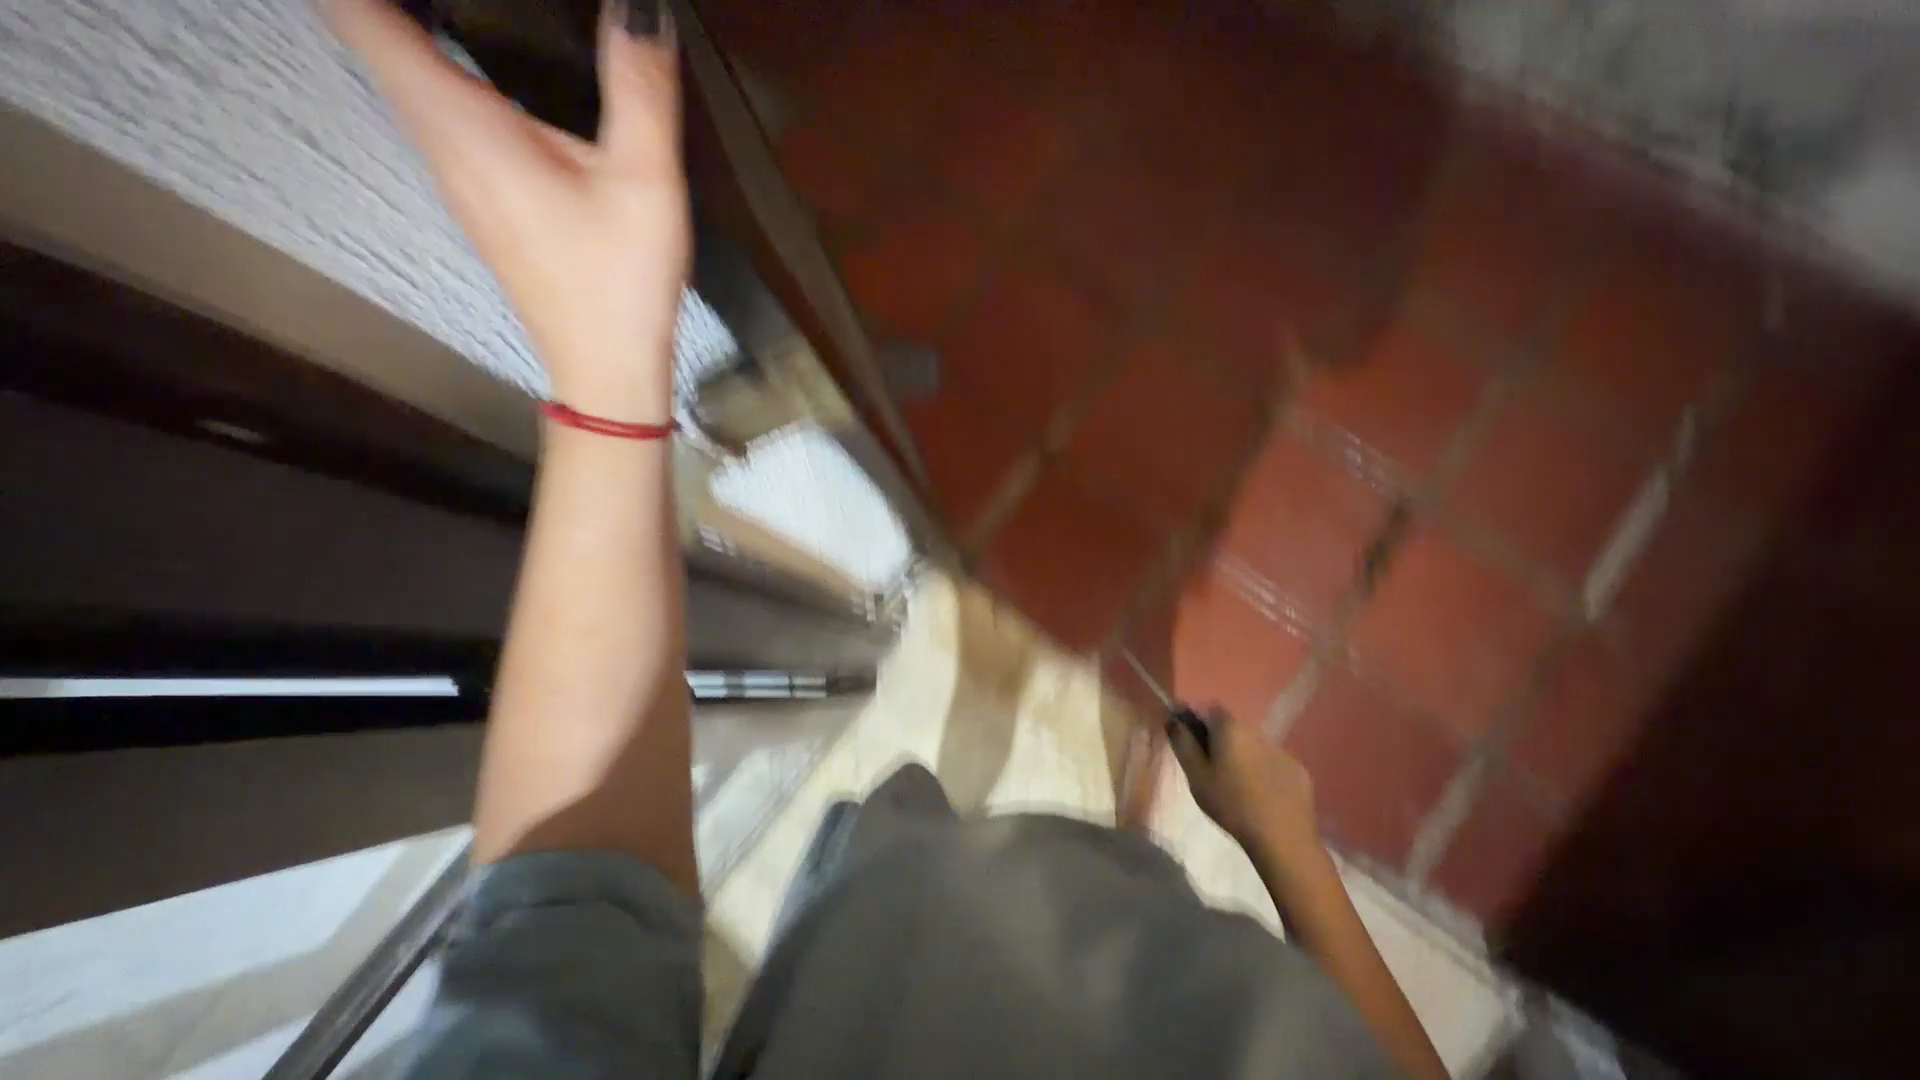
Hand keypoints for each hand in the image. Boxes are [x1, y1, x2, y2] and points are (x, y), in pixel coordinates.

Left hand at [327, 0, 688, 418]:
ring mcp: (454, 175)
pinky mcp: (479, 197)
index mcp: (463, 125)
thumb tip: (640, 6)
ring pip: (402, 71)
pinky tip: (487, 59)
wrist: (606, 368)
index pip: (361, 15)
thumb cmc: (619, 280)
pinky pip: (435, 108)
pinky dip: (441, 64)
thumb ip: (639, 88)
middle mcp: (440, 143)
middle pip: (370, 34)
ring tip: (464, 6)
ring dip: (411, 21)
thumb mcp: (644, 181)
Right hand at [1168, 708, 1317, 851]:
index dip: (1196, 721)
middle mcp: (1257, 731)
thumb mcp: (1196, 775)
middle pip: (1232, 727)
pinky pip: (1272, 763)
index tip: (1190, 744)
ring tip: (1235, 786)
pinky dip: (1263, 771)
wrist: (1282, 836)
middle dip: (1219, 740)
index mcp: (1230, 728)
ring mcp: (1281, 750)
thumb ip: (1183, 743)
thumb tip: (1174, 719)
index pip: (1209, 709)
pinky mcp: (1298, 770)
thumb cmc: (1230, 803)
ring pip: (1253, 745)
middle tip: (1210, 769)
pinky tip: (1260, 796)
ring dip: (1242, 756)